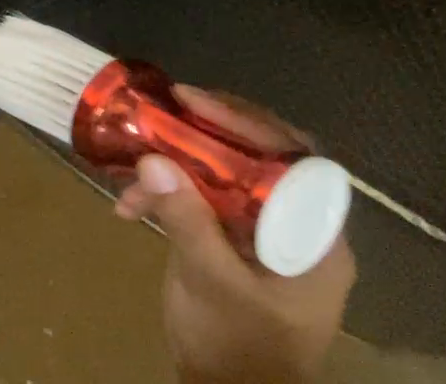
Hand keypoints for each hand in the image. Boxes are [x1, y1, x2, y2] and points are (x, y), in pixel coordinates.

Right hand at [115, 86, 354, 383]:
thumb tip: (152, 160)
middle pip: (260, 160)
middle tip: (164, 111)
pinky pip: (205, 201)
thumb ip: (187, 221)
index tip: (195, 101)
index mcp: (315, 240)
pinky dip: (168, 195)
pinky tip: (130, 204)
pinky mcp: (234, 245)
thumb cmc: (237, 344)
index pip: (296, 160)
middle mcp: (298, 230)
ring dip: (178, 166)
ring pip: (227, 177)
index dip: (248, 123)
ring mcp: (265, 238)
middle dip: (208, 134)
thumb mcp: (211, 282)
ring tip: (133, 164)